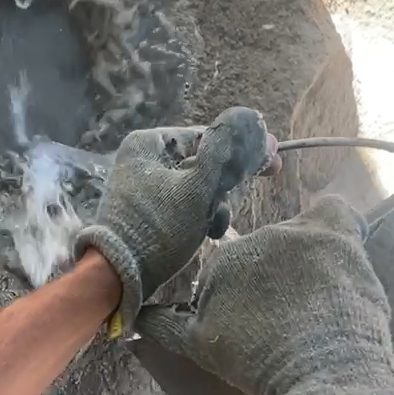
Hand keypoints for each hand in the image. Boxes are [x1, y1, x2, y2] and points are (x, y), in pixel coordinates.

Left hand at [77, 107, 276, 336]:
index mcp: (149, 143)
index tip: (274, 165)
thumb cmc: (159, 228)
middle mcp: (142, 159)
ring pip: (196, 187)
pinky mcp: (146, 212)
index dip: (242, 151)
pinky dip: (197, 217)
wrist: (119, 275)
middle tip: (231, 205)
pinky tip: (205, 234)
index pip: (207, 136)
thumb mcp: (199, 188)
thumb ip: (227, 154)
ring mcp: (142, 187)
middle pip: (203, 163)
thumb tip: (252, 119)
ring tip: (212, 226)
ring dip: (213, 206)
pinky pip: (182, 205)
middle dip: (222, 188)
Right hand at [137, 194, 393, 394]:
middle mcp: (254, 239)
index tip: (263, 322)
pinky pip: (336, 210)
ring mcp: (295, 235)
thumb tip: (135, 317)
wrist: (317, 374)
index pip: (235, 268)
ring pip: (303, 236)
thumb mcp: (198, 347)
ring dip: (310, 261)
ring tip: (326, 300)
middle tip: (297, 315)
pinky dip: (337, 222)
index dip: (250, 295)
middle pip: (270, 250)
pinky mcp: (335, 236)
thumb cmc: (256, 364)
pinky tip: (342, 245)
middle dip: (281, 278)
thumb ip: (164, 325)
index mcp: (221, 264)